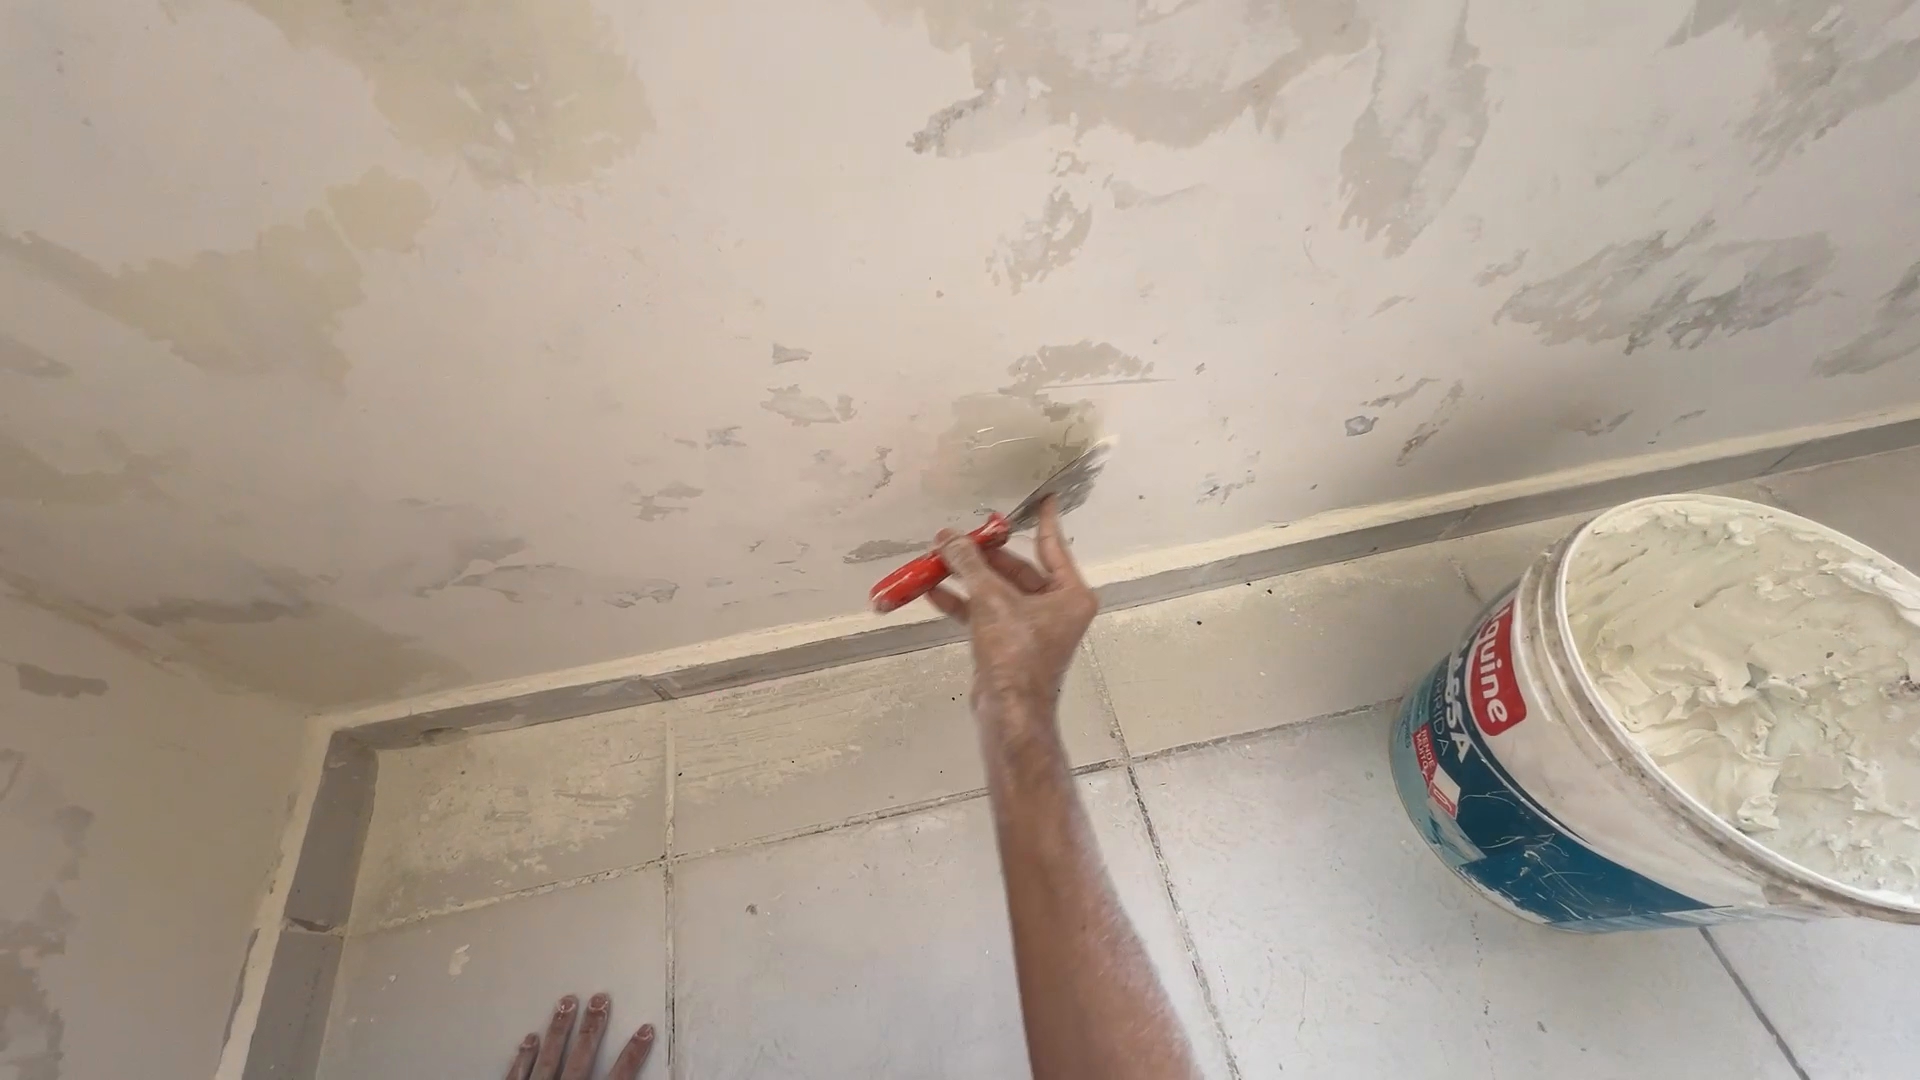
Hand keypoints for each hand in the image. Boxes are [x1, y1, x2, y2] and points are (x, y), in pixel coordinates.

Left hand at [504, 994, 654, 1079]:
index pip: (618, 1078)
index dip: (633, 1054)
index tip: (645, 1029)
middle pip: (583, 1057)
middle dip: (593, 1027)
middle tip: (600, 998)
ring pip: (550, 1058)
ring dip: (559, 1030)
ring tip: (566, 1002)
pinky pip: (516, 1078)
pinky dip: (523, 1058)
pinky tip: (528, 1039)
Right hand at [928, 495, 1097, 724]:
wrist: (1008, 712)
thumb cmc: (1014, 653)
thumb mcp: (991, 600)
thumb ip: (969, 563)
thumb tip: (947, 537)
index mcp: (1070, 594)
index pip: (1053, 546)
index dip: (1044, 519)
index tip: (1044, 495)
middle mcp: (1055, 607)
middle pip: (1017, 568)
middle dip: (983, 554)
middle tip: (954, 535)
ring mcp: (1031, 627)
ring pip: (997, 590)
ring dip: (967, 577)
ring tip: (936, 558)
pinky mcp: (1008, 643)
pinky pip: (985, 613)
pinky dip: (962, 602)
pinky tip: (933, 590)